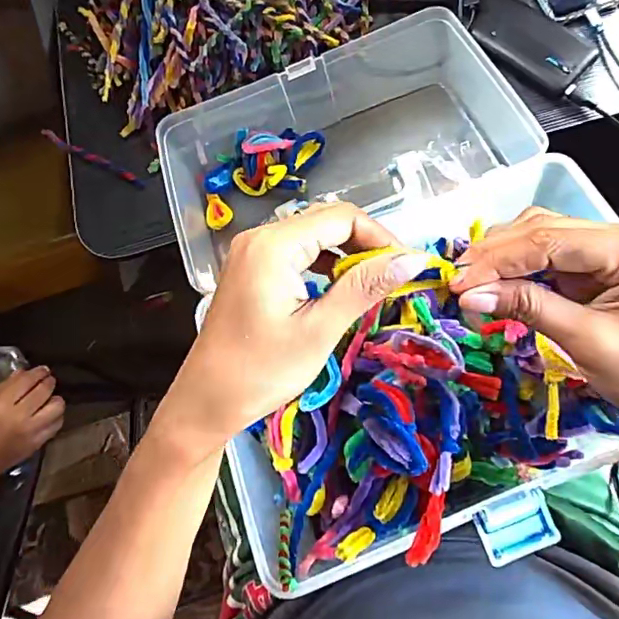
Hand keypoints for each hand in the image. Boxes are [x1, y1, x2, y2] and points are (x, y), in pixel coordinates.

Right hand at [0, 365, 65, 482]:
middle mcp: (20, 417)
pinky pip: (56, 426)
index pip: (27, 381)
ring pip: (57, 408)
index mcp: (1, 405)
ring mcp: (31, 432)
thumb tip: (22, 373)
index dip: (38, 372)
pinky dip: (55, 417)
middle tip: (47, 380)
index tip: (42, 370)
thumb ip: (1, 389)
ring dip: (55, 399)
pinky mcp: (37, 444)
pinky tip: (48, 415)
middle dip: (49, 382)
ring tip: (48, 399)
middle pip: (45, 391)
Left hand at [160, 203, 430, 447]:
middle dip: (366, 244)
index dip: (382, 237)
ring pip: (313, 235)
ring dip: (346, 253)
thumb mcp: (319, 330)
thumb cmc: (260, 371)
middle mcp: (259, 238)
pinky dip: (323, 264)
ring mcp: (252, 252)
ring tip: (373, 284)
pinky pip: (296, 252)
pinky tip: (339, 287)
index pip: (343, 217)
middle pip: (327, 220)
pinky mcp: (251, 269)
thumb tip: (412, 260)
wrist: (206, 400)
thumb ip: (364, 287)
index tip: (408, 266)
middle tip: (395, 276)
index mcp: (274, 245)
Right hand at [449, 208, 618, 430]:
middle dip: (497, 255)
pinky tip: (495, 284)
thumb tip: (469, 293)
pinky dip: (519, 272)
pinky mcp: (599, 269)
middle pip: (546, 229)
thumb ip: (529, 308)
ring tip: (469, 282)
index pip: (553, 240)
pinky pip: (550, 260)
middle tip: (456, 281)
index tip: (458, 281)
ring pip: (543, 238)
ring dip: (504, 259)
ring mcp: (612, 251)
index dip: (499, 260)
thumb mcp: (588, 342)